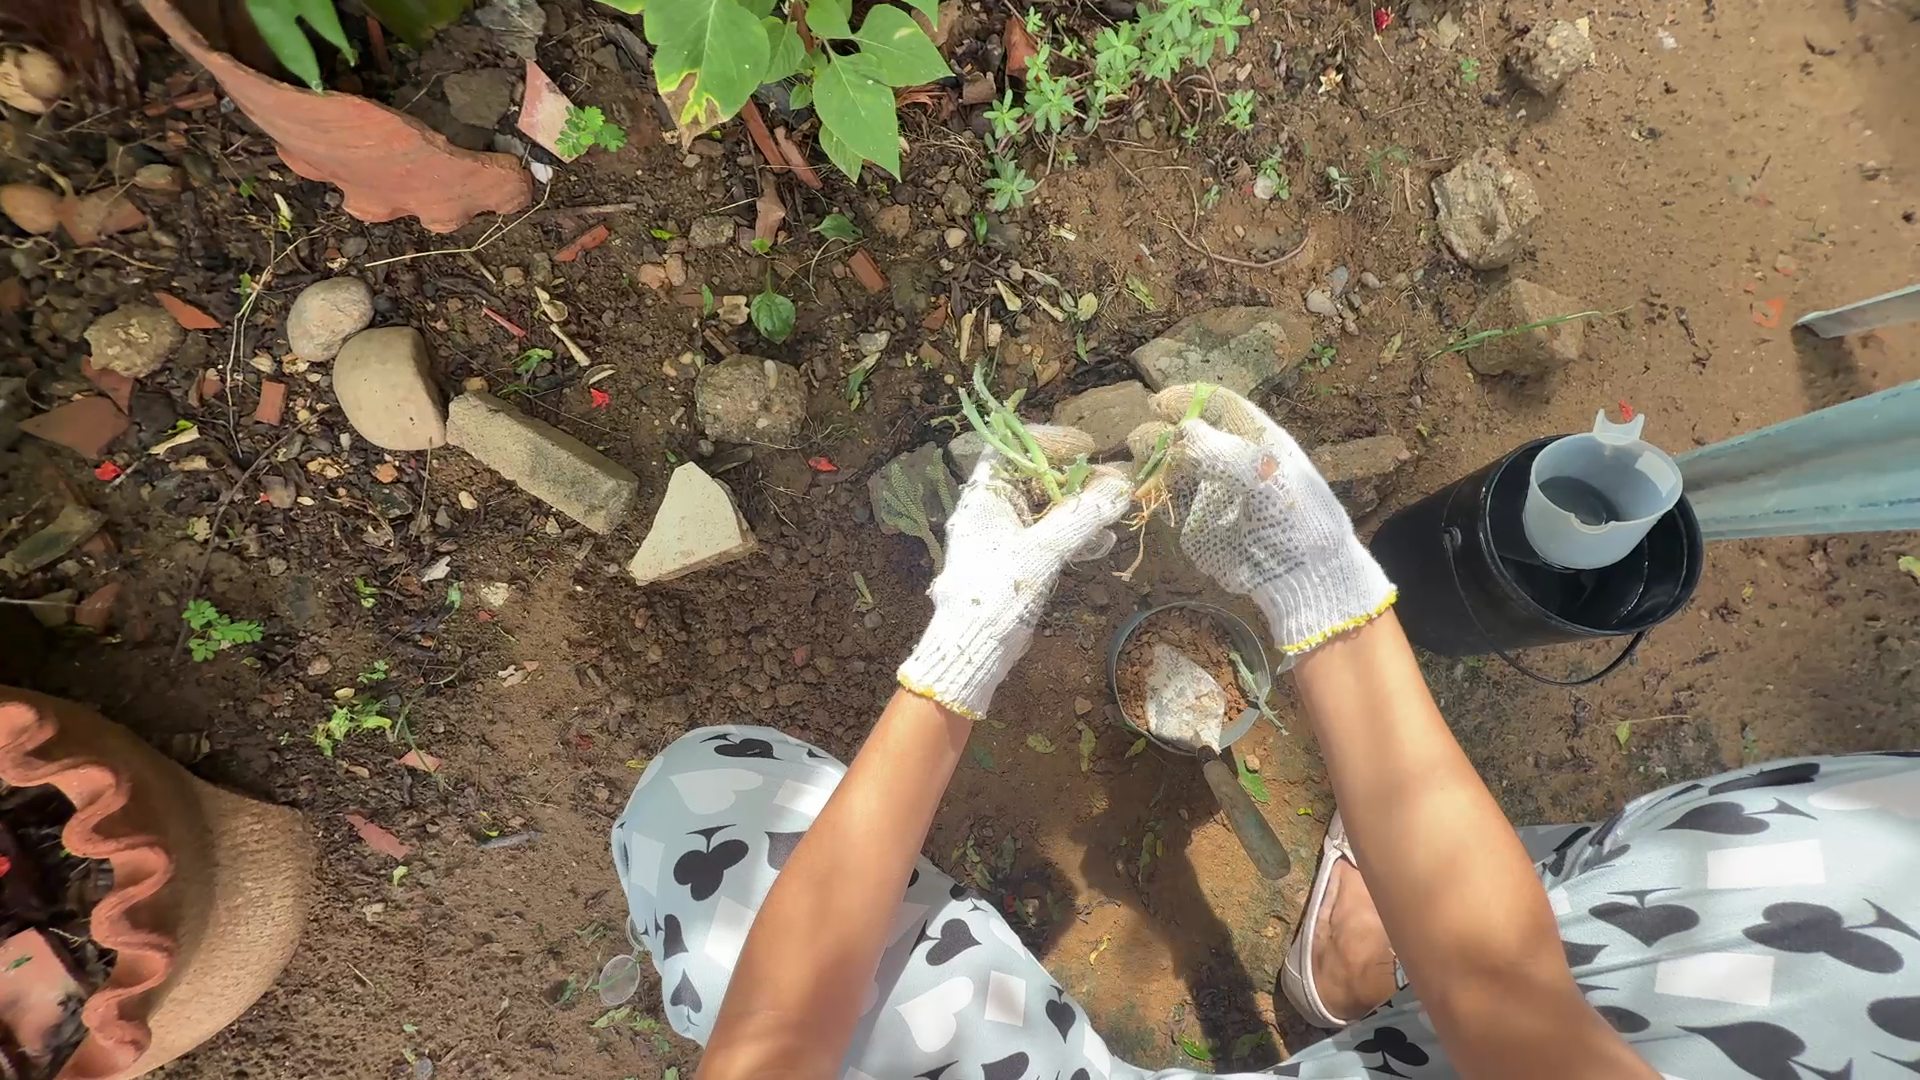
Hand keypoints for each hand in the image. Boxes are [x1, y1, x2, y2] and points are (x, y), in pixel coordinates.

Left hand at [897, 426, 1131, 718]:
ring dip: (1076, 509)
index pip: (1007, 448)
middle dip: (1071, 478)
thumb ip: (1082, 517)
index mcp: (983, 499)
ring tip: (1111, 508)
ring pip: (1043, 510)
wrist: (974, 649)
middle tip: (1106, 480)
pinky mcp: (1015, 564)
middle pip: (1031, 478)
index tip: (1080, 447)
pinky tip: (1102, 542)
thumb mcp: (1044, 550)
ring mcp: (1002, 539)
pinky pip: (1046, 539)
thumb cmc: (997, 592)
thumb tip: (1121, 487)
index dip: (1042, 440)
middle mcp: (989, 513)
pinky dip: (1071, 537)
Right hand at [1129, 385, 1395, 653]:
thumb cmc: (1291, 517)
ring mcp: (1209, 492)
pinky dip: (1144, 492)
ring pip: (1169, 466)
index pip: (1216, 406)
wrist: (1297, 576)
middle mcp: (1228, 461)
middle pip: (1185, 434)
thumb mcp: (1259, 475)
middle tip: (1143, 442)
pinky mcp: (1193, 523)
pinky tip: (1130, 487)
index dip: (1187, 400)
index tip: (1158, 404)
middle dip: (1161, 433)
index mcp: (1254, 439)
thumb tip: (1180, 429)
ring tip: (1133, 464)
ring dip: (1148, 461)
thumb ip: (1218, 449)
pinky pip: (1164, 501)